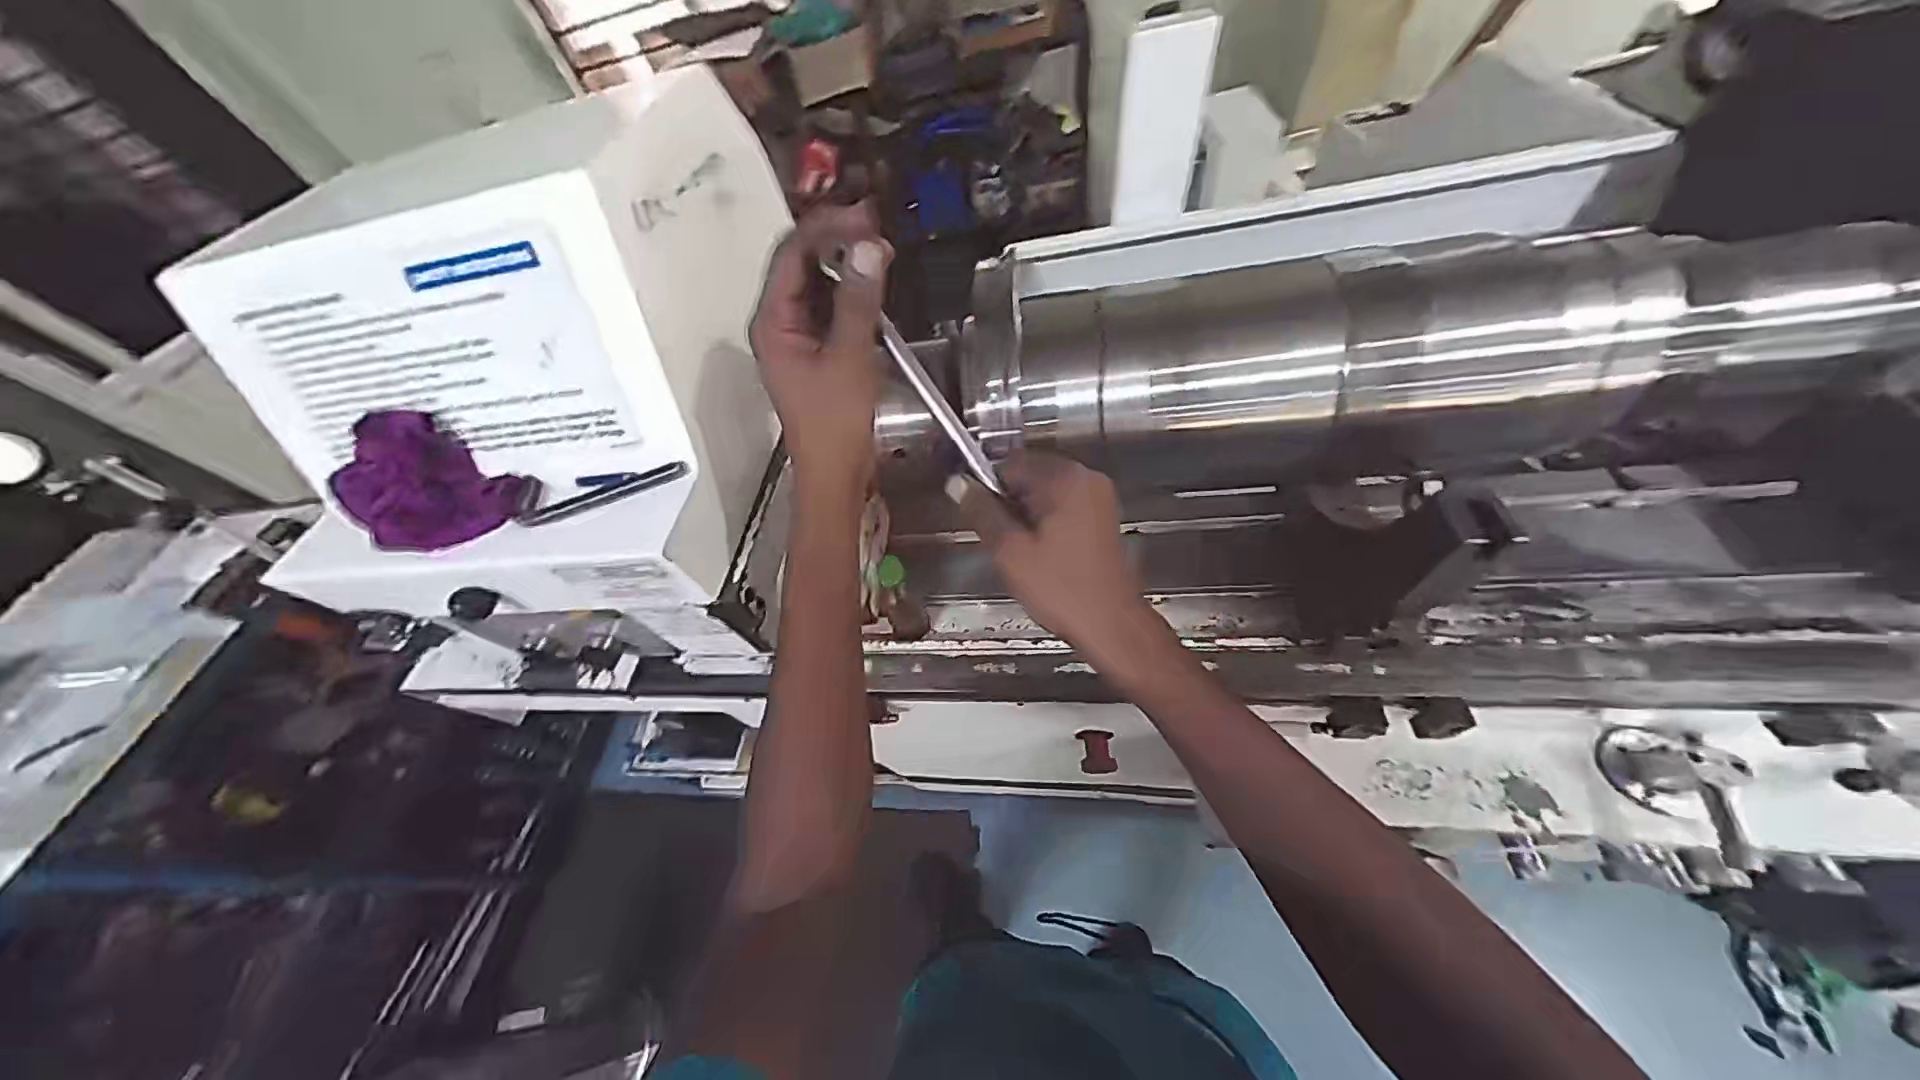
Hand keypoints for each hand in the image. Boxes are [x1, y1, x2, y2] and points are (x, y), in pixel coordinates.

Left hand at [750, 203, 893, 499]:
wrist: (835, 473)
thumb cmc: (835, 424)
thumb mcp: (850, 357)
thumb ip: (859, 300)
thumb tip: (869, 248)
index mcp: (772, 323)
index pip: (792, 255)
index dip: (827, 229)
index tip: (865, 217)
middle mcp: (778, 324)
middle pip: (801, 266)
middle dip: (838, 244)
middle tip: (876, 229)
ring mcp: (797, 339)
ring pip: (818, 287)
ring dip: (847, 268)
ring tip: (881, 253)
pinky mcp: (817, 353)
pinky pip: (831, 311)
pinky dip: (852, 296)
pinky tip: (875, 289)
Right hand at [958, 453, 1170, 667]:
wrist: (1110, 624)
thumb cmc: (1065, 591)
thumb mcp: (1010, 551)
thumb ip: (981, 512)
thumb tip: (959, 485)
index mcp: (1065, 480)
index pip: (1009, 463)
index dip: (987, 489)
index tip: (980, 515)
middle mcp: (1086, 480)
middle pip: (1028, 475)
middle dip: (1009, 504)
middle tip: (1004, 540)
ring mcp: (1098, 498)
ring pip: (1043, 493)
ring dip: (1025, 516)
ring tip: (1024, 552)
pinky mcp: (1101, 517)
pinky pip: (1061, 507)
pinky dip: (1045, 524)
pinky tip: (1042, 555)